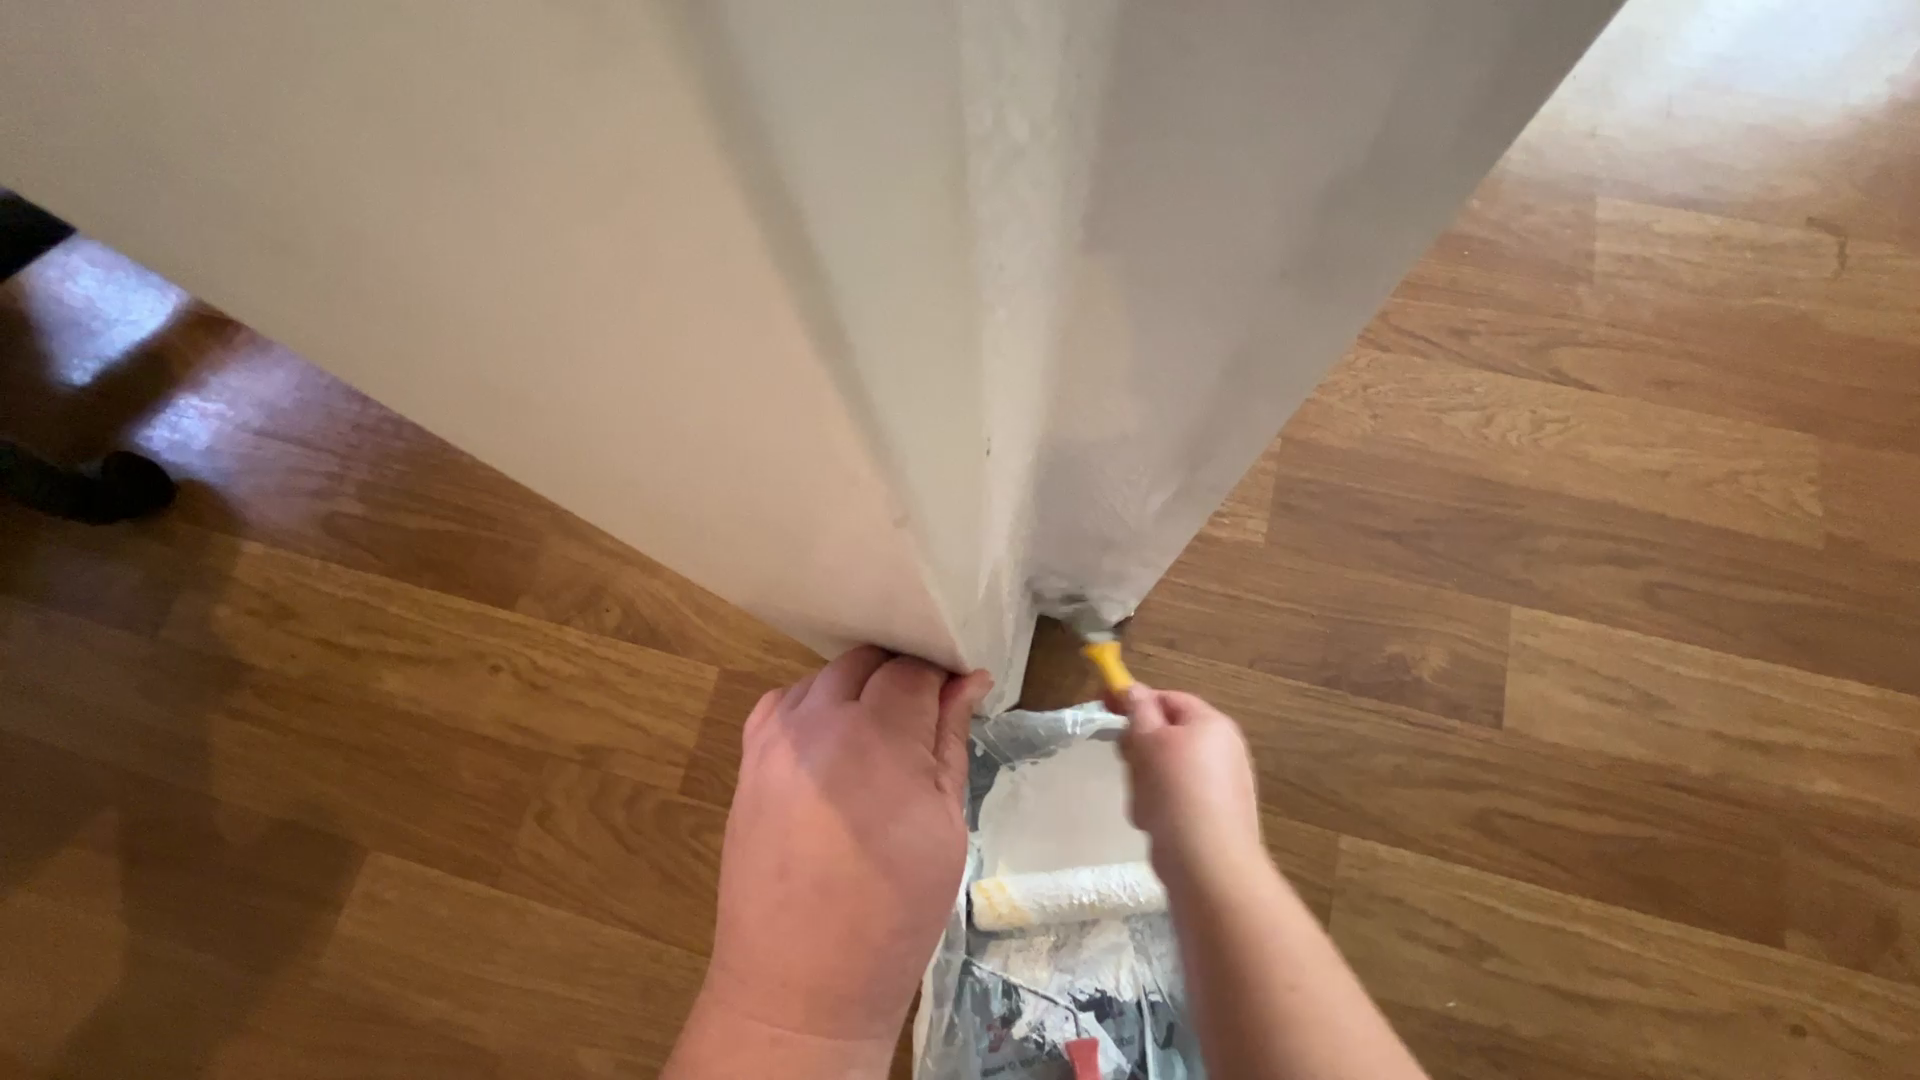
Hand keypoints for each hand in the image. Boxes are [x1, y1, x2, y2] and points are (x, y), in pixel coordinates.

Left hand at [697, 646, 991, 1046]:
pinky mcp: (747, 760)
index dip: (941, 676)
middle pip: (866, 662)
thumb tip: (970, 681)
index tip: (957, 694)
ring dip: (857, 689)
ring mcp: (774, 740)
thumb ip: (951, 741)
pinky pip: (784, 705)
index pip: (914, 668)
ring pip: (824, 677)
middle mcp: (817, 723)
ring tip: (880, 735)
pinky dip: (814, 708)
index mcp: (876, 737)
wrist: (801, 985)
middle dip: (901, 677)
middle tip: (924, 718)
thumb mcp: (947, 826)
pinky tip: (832, 744)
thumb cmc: (894, 913)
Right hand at [1117, 686, 1264, 891]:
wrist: (1208, 863)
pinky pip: (1176, 798)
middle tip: (1127, 764)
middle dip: (1140, 749)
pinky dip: (1160, 806)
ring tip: (1144, 803)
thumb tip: (1133, 689)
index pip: (1168, 699)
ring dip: (1145, 782)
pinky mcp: (1214, 816)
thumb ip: (1138, 709)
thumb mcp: (1148, 740)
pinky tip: (1156, 824)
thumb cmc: (1175, 791)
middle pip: (1166, 735)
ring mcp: (1221, 785)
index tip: (1103, 707)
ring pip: (1165, 770)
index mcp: (1212, 724)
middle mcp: (1223, 749)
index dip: (1134, 700)